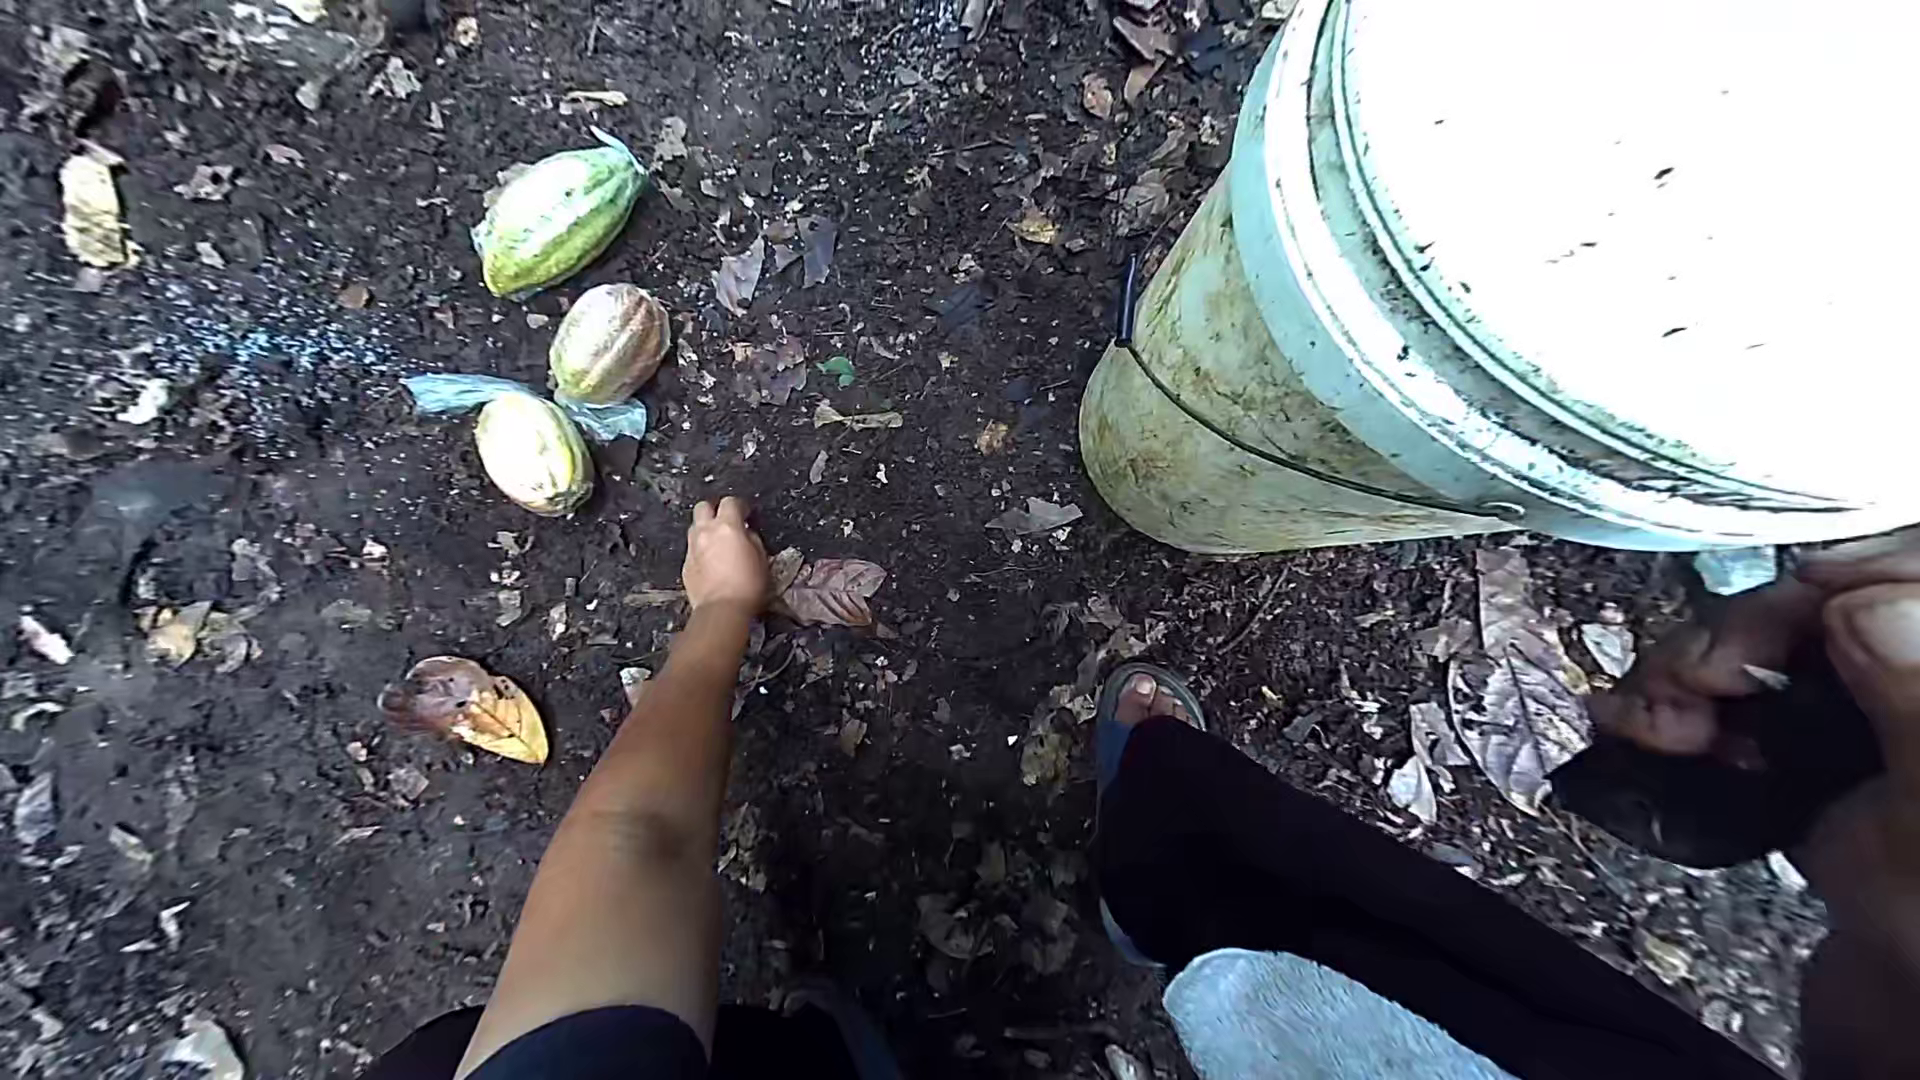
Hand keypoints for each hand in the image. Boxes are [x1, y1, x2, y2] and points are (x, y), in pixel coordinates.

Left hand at [682, 497, 768, 617]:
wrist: (722, 609)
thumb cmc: (748, 584)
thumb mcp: (761, 557)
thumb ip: (752, 539)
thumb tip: (745, 533)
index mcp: (728, 527)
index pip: (731, 502)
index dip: (740, 506)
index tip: (747, 515)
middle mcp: (706, 532)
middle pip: (703, 507)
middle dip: (715, 510)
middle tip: (727, 522)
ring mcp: (692, 548)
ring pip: (695, 527)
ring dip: (706, 529)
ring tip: (718, 542)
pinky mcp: (686, 564)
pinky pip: (693, 548)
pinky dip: (701, 549)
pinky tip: (712, 562)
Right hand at [1589, 528, 1919, 896]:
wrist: (1912, 968)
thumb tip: (1874, 603)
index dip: (1870, 568)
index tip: (1802, 597)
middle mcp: (1911, 666)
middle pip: (1818, 600)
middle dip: (1735, 639)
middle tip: (1696, 690)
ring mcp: (1853, 686)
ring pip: (1745, 635)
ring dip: (1679, 676)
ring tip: (1658, 729)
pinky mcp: (1788, 709)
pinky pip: (1707, 673)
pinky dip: (1663, 695)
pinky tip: (1648, 727)